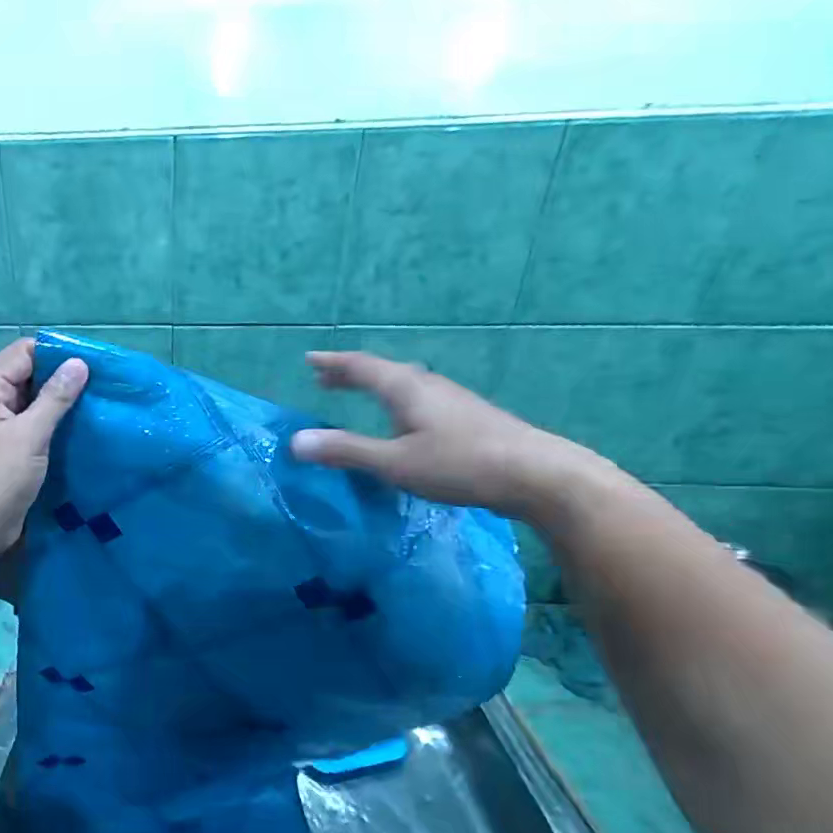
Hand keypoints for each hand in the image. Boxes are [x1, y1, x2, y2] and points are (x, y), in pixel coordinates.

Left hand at [0, 338, 87, 560]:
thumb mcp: (28, 435)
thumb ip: (55, 398)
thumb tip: (79, 363)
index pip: (23, 354)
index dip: (57, 353)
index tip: (95, 362)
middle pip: (28, 377)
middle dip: (63, 378)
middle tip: (104, 384)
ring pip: (33, 405)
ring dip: (61, 405)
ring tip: (100, 404)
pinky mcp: (7, 453)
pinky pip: (33, 430)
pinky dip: (55, 428)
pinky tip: (83, 430)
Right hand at [289, 351, 608, 521]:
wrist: (537, 474)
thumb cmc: (460, 465)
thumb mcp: (394, 463)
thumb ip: (346, 451)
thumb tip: (295, 442)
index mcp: (405, 388)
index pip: (361, 366)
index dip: (333, 363)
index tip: (309, 359)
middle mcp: (427, 385)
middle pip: (382, 371)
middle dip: (351, 373)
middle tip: (324, 378)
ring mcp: (451, 399)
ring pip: (403, 383)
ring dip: (374, 385)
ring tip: (357, 393)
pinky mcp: (466, 416)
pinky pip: (418, 397)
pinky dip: (394, 400)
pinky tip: (401, 419)